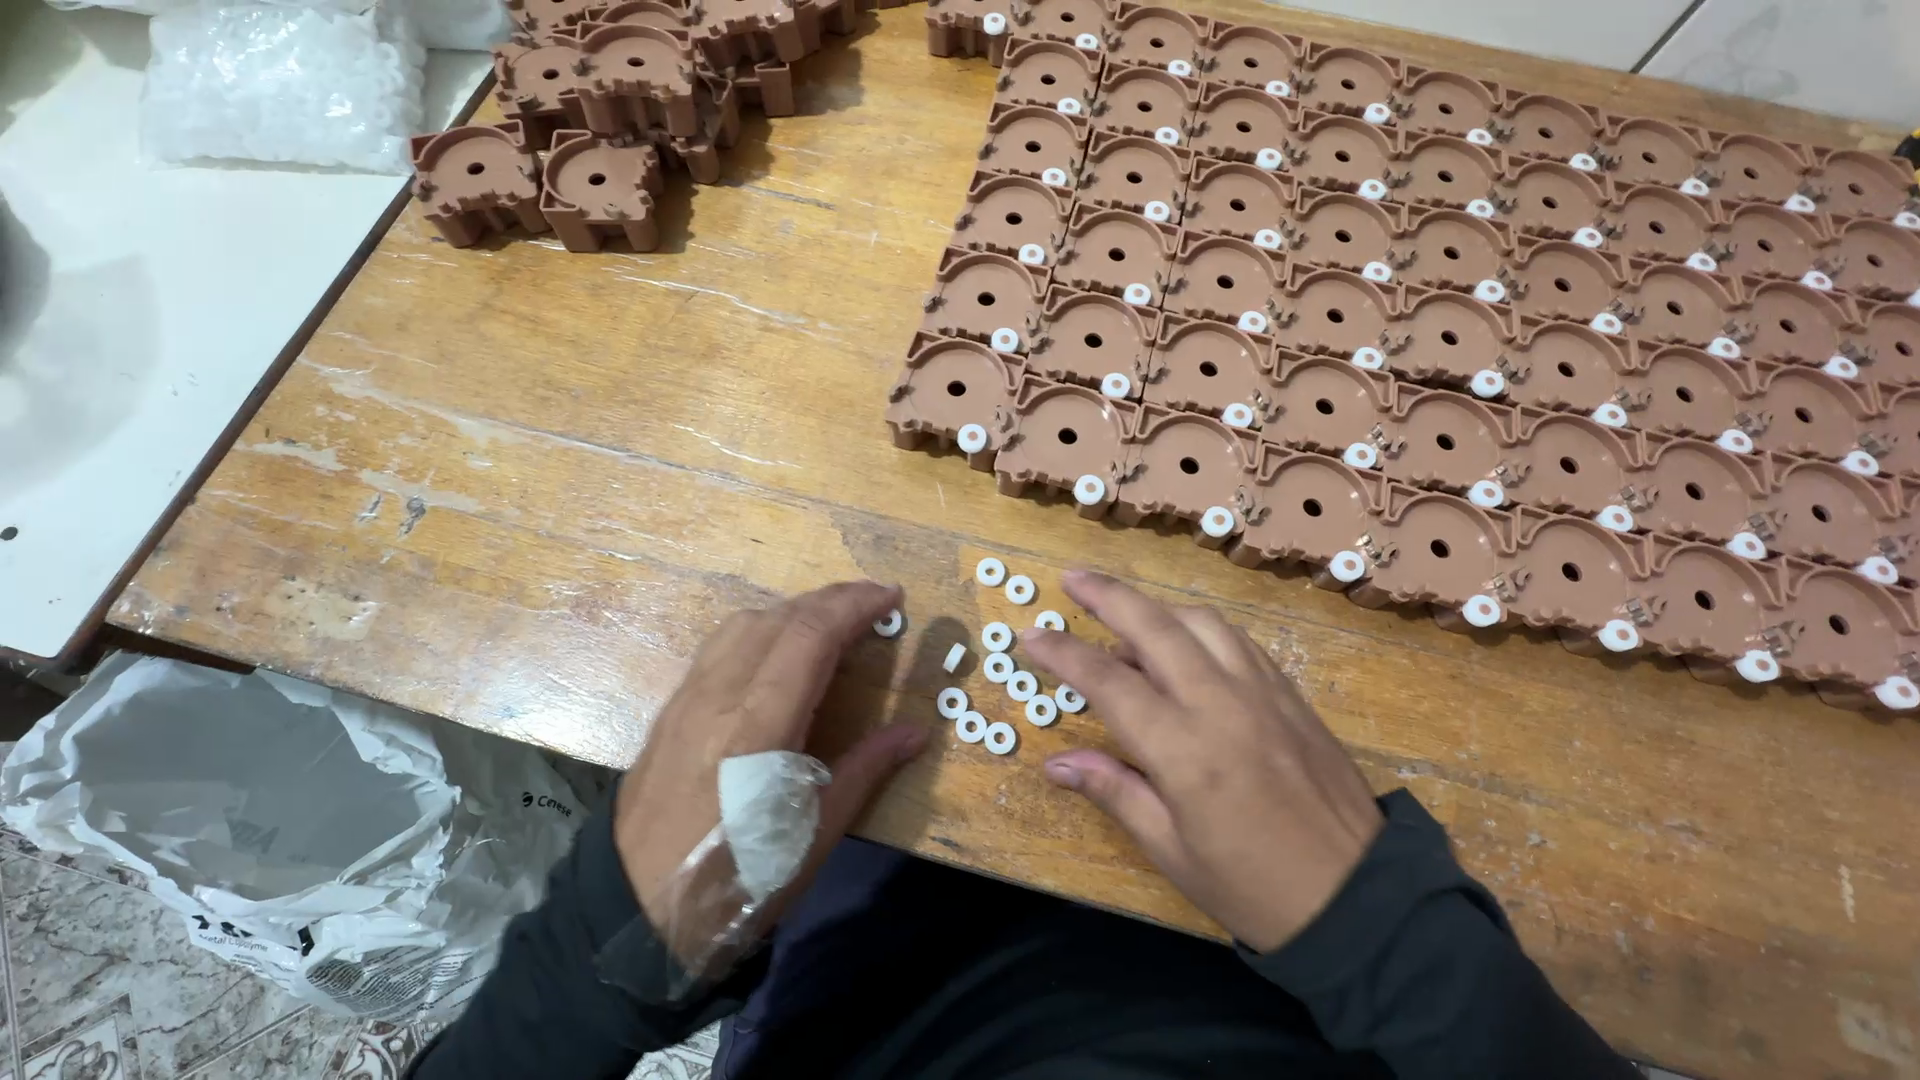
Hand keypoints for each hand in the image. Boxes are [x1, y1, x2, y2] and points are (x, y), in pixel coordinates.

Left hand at [614, 581, 927, 969]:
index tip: (893, 597)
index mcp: (758, 726)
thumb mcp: (814, 835)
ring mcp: (687, 698)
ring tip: (833, 621)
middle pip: (778, 617)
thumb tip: (916, 731)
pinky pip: (720, 645)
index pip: (809, 635)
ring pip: (744, 623)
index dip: (854, 605)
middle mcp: (718, 696)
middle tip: (875, 604)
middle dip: (832, 599)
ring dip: (795, 609)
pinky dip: (762, 628)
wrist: (636, 913)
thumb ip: (865, 770)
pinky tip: (780, 651)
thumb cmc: (738, 879)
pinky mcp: (670, 710)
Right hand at [1023, 571, 1382, 951]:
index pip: (1108, 681)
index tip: (1030, 635)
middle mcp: (1220, 703)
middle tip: (1072, 578)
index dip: (1063, 653)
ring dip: (1156, 608)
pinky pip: (1238, 640)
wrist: (1359, 898)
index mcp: (1184, 749)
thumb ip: (1114, 792)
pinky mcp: (1289, 694)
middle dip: (1107, 596)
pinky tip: (1186, 641)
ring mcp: (1261, 693)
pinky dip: (1200, 628)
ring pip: (1201, 622)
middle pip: (1155, 627)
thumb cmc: (1252, 887)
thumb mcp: (1172, 850)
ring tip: (1125, 618)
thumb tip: (1055, 765)